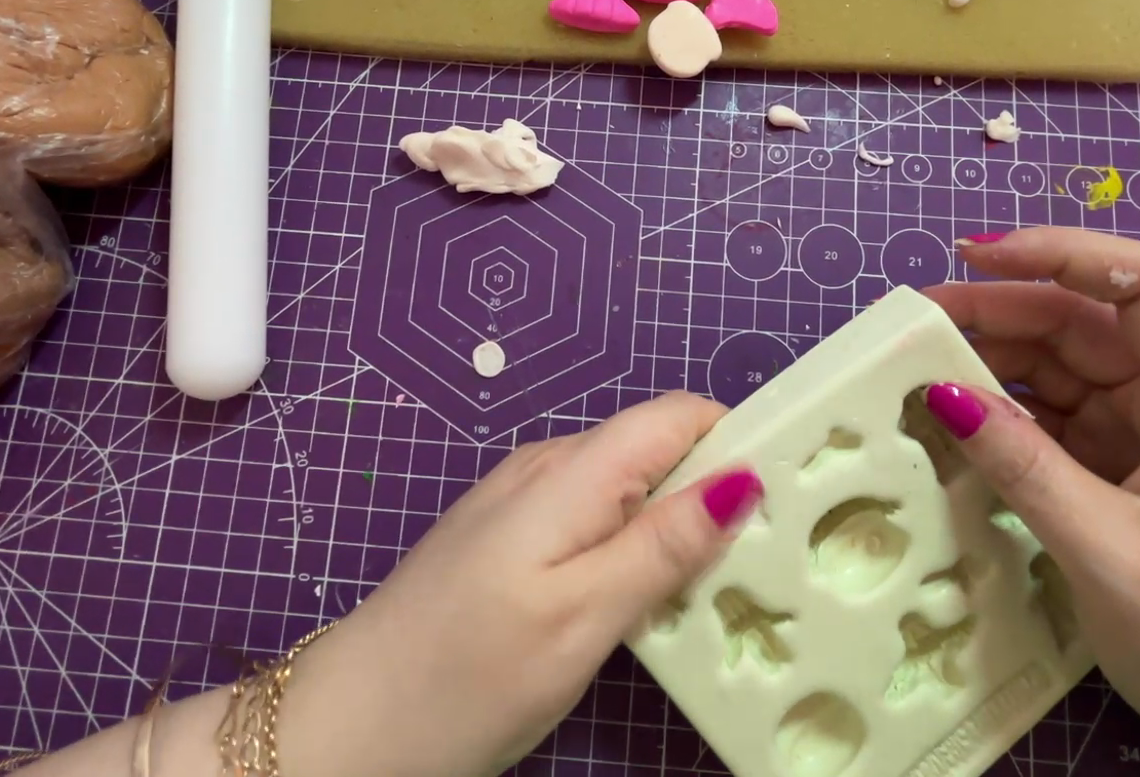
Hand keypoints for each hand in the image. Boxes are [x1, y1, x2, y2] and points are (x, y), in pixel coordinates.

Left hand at [281, 393, 761, 776]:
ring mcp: (524, 500)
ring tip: (715, 584)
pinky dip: (632, 542)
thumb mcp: (583, 614)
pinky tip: (643, 594)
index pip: (675, 415)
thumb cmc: (471, 674)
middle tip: (761, 557)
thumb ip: (661, 543)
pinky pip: (593, 515)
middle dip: (713, 487)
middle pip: (655, 447)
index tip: (787, 489)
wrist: (352, 724)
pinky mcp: (512, 535)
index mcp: (571, 471)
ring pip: (627, 484)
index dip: (736, 436)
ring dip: (674, 521)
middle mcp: (550, 466)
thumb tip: (740, 478)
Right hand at [921, 229, 1139, 775]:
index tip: (977, 257)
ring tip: (921, 366)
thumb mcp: (1111, 558)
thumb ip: (1025, 468)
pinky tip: (955, 414)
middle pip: (1093, 319)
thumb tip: (941, 393)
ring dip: (996, 356)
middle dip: (1005, 309)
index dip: (1067, 253)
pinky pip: (1056, 411)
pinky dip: (1004, 407)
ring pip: (1067, 361)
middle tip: (918, 322)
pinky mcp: (1127, 462)